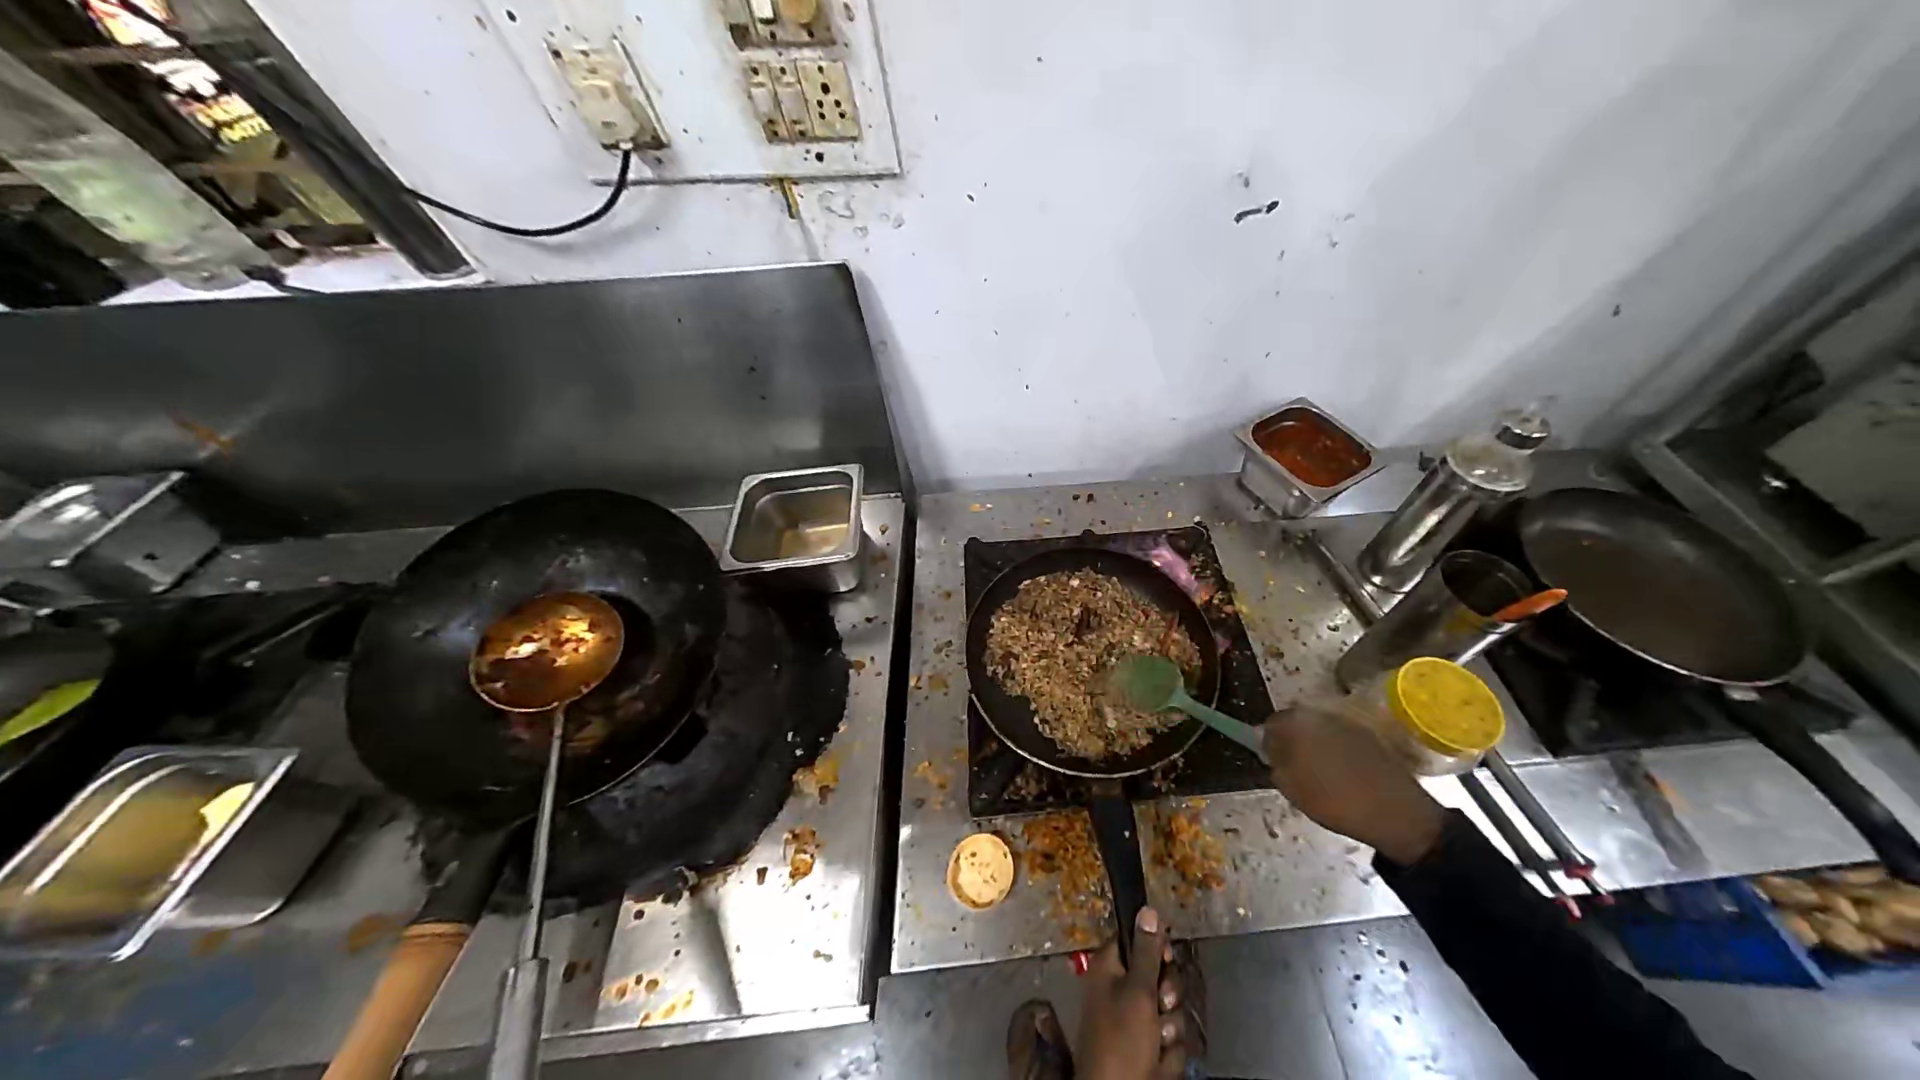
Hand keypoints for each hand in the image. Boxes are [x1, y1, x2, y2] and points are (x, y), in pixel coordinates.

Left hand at [1077, 906, 1186, 1079]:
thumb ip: (1147, 952)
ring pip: (1169, 1011)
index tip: (1167, 959)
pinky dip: (1168, 1054)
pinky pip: (1170, 1041)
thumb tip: (1148, 908)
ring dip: (1169, 1029)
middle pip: (1158, 976)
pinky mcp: (1148, 1050)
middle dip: (1168, 995)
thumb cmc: (1121, 1039)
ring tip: (1157, 1043)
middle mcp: (1119, 989)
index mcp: (1108, 968)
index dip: (1154, 948)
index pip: (1135, 940)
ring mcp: (1134, 1022)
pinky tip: (1158, 1064)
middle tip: (1161, 1005)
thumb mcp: (1137, 991)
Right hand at [1264, 700, 1445, 865]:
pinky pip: (1342, 739)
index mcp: (1297, 723)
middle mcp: (1321, 715)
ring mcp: (1348, 724)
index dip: (1269, 743)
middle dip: (1292, 741)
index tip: (1274, 763)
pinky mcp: (1370, 737)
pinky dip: (1337, 751)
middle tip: (1295, 769)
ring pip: (1320, 730)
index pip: (1270, 724)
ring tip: (1321, 774)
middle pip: (1296, 722)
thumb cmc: (1333, 800)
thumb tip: (1272, 749)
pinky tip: (1344, 775)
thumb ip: (1275, 763)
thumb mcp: (1290, 787)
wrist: (1395, 813)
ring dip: (1316, 745)